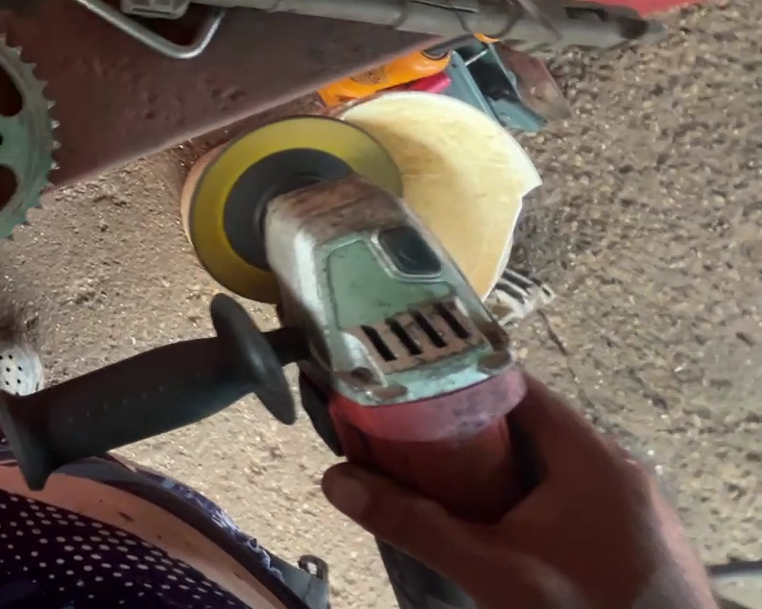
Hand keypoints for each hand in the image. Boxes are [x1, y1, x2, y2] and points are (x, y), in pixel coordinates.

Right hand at [322, 375, 715, 608]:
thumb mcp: (499, 576)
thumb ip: (416, 524)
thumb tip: (333, 479)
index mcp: (593, 457)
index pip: (505, 382)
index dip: (443, 372)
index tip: (387, 375)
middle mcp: (608, 467)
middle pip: (507, 417)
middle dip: (443, 418)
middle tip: (384, 421)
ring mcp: (614, 502)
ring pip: (520, 454)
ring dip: (465, 455)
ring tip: (407, 459)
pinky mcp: (613, 533)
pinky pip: (538, 485)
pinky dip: (492, 484)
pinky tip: (459, 505)